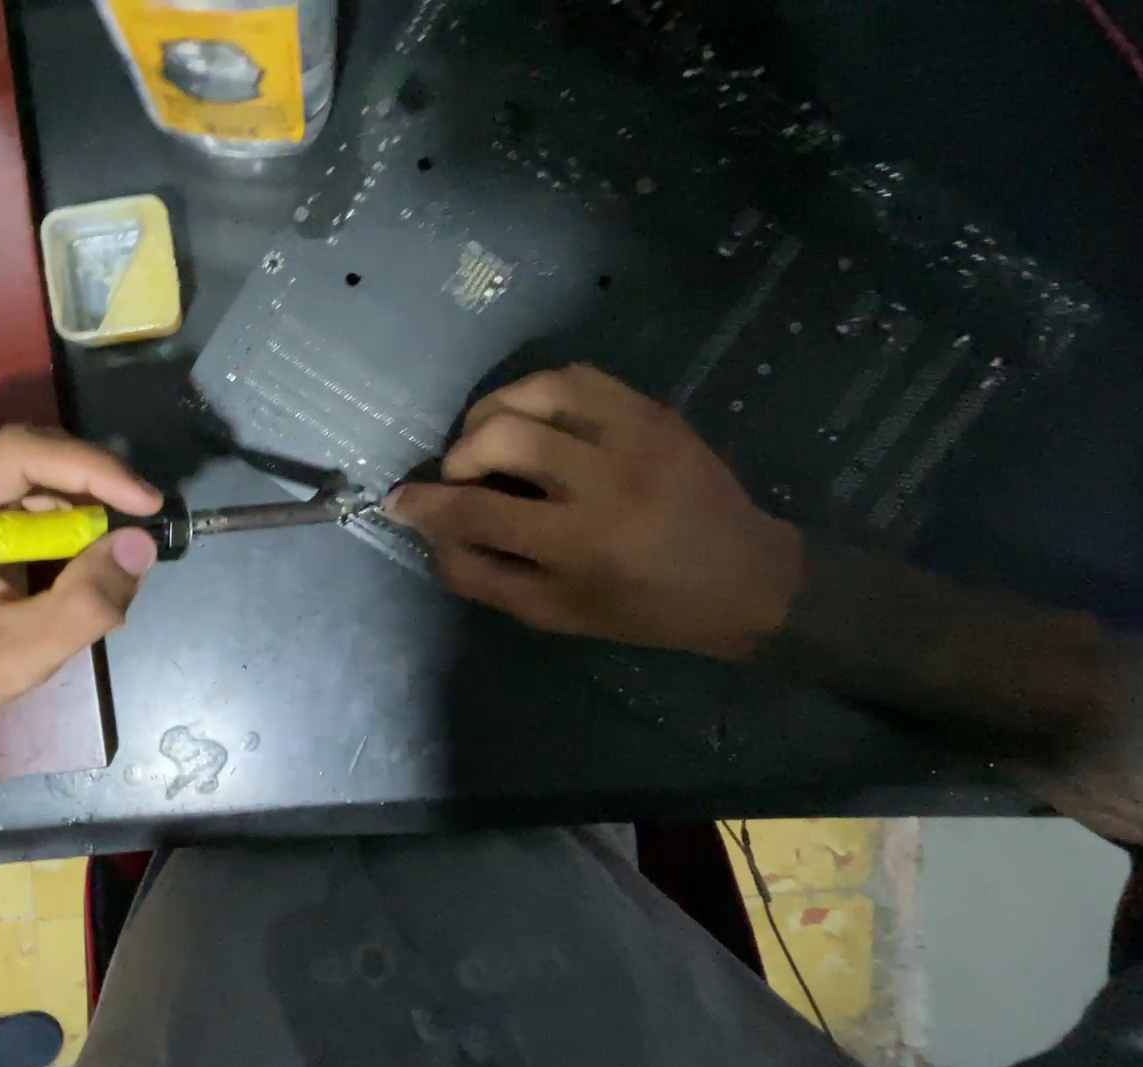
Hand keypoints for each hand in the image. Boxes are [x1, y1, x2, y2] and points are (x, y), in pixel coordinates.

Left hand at [0, 426, 163, 745]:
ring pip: (42, 471)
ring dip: (87, 511)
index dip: (90, 470)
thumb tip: (141, 543)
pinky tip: (82, 567)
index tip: (148, 503)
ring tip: (109, 568)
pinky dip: (71, 523)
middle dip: (95, 490)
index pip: (18, 454)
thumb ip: (85, 602)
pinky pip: (35, 490)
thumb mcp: (25, 653)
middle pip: (34, 454)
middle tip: (138, 532)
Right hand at [386, 365, 804, 660]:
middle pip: (500, 435)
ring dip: (492, 412)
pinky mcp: (653, 410)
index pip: (478, 511)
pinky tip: (532, 419)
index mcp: (581, 542)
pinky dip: (536, 393)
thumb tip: (430, 536)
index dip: (425, 505)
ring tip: (488, 438)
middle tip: (461, 477)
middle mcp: (606, 479)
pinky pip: (576, 377)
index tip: (397, 501)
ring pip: (535, 390)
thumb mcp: (554, 614)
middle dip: (459, 454)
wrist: (745, 578)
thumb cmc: (642, 608)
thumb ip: (482, 577)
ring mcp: (635, 434)